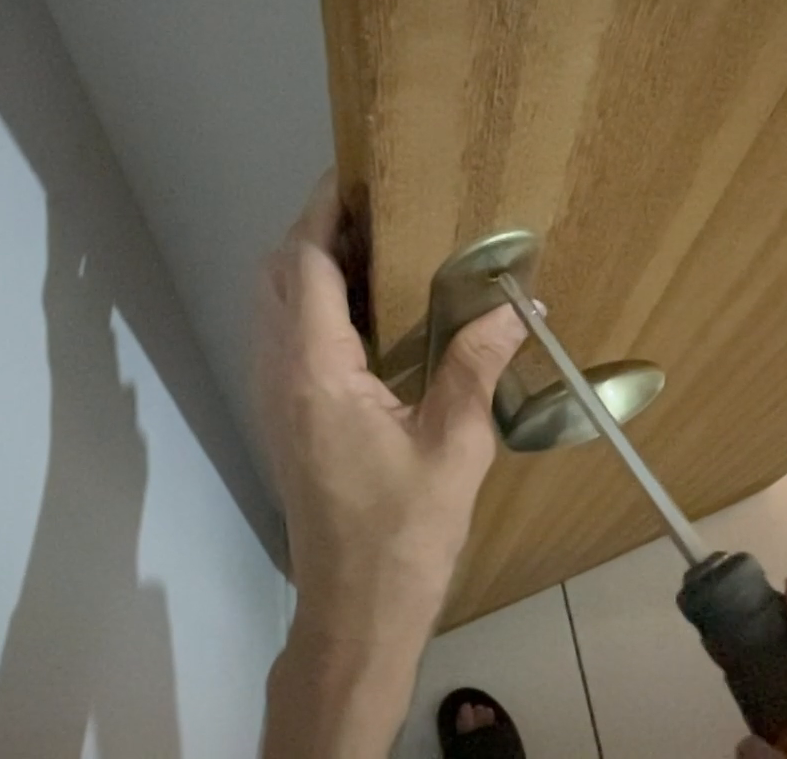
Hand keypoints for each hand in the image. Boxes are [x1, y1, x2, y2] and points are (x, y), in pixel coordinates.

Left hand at [257, 173, 526, 757]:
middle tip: (370, 210)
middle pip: (276, 275)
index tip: (354, 176)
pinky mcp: (282, 414)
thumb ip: (476, 367)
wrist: (354, 610)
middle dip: (312, 230)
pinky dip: (307, 301)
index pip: (305, 266)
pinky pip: (281, 333)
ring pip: (271, 303)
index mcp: (317, 372)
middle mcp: (281, 373)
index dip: (322, 213)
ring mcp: (273, 395)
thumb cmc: (403, 534)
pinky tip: (361, 310)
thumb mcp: (455, 448)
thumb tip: (514, 305)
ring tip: (369, 247)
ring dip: (306, 264)